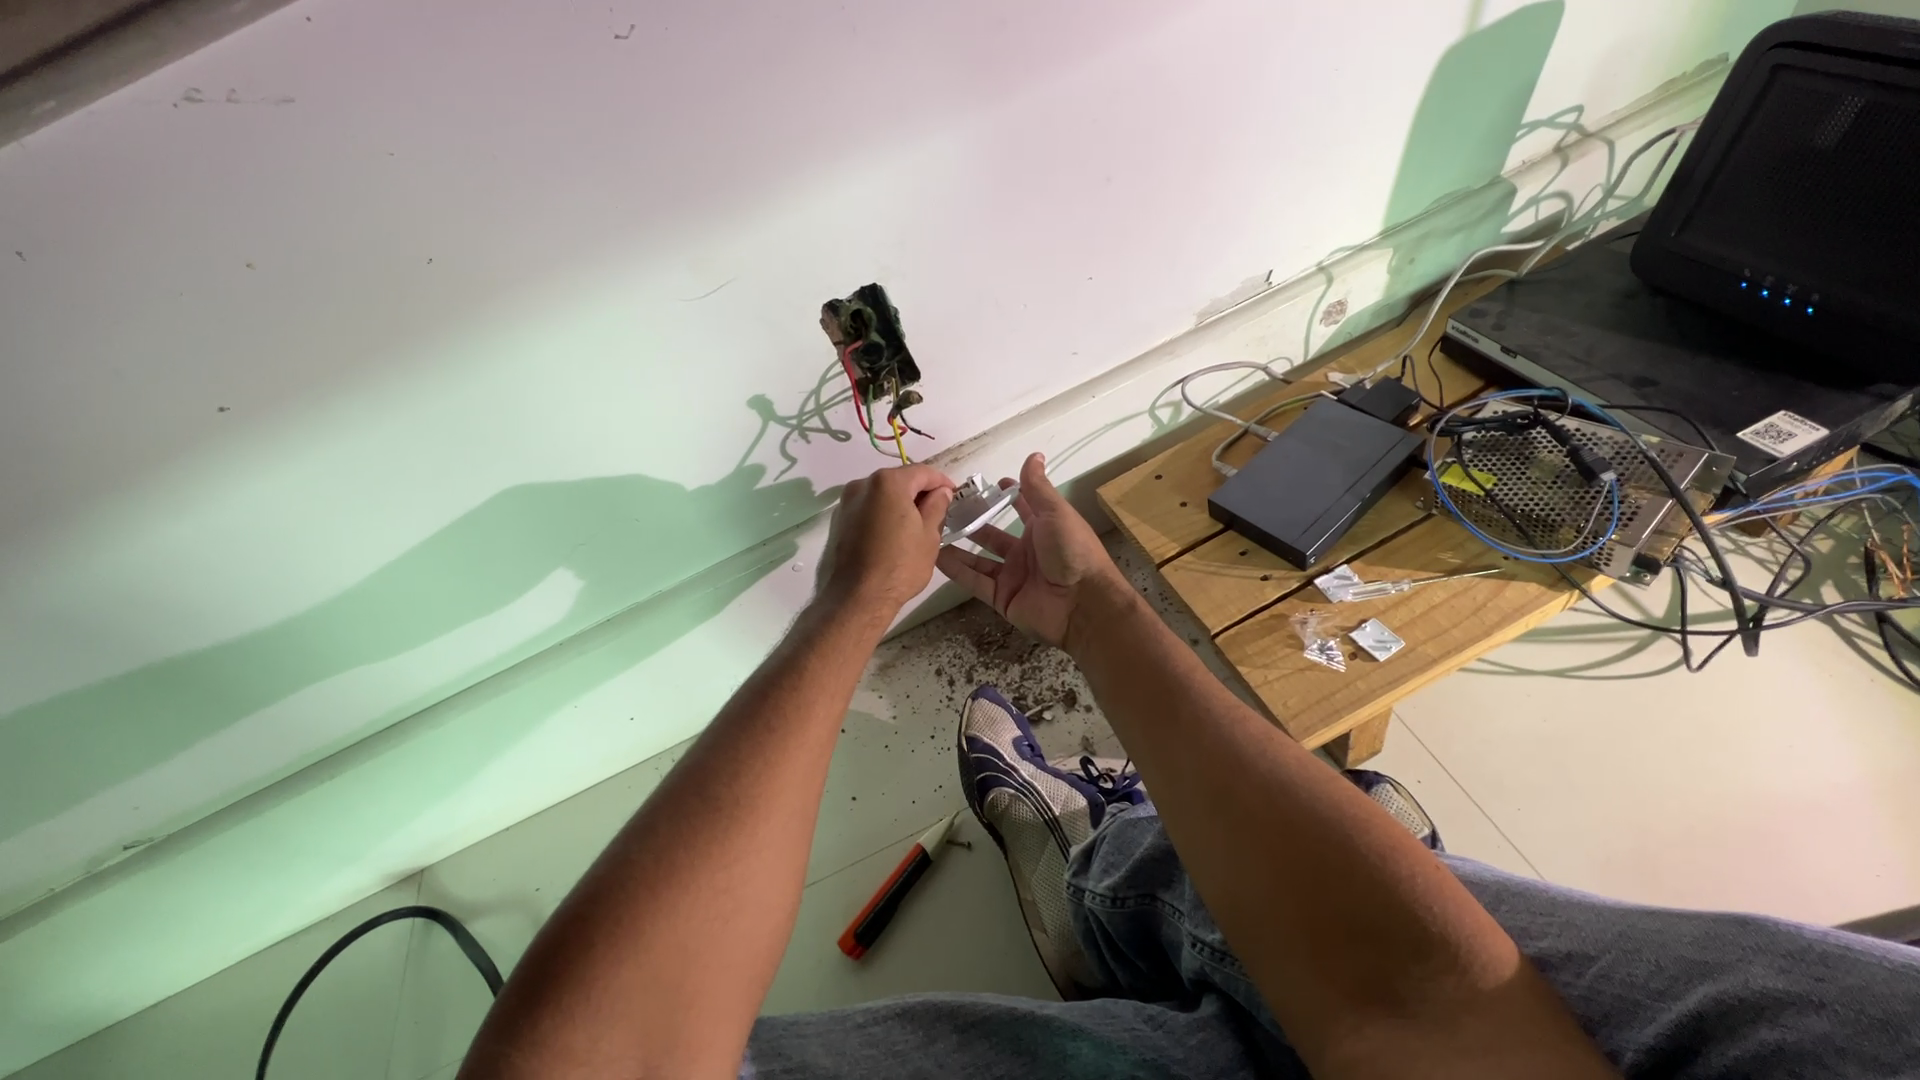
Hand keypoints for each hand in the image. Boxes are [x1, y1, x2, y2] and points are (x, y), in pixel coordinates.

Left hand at [821, 464, 954, 611]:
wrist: (858, 597)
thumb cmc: (900, 565)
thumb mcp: (929, 535)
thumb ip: (937, 506)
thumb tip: (941, 492)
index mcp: (888, 482)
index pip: (922, 472)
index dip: (942, 482)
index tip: (954, 495)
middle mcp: (862, 484)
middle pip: (899, 480)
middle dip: (919, 491)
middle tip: (938, 510)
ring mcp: (846, 502)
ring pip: (882, 494)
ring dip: (900, 503)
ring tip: (916, 524)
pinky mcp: (839, 521)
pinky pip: (868, 508)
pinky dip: (883, 513)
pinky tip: (894, 534)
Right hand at [936, 453, 1121, 647]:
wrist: (1083, 603)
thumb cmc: (1073, 550)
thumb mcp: (1056, 512)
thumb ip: (1038, 487)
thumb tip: (1034, 454)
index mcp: (1042, 529)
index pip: (1021, 508)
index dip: (1006, 496)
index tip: (984, 486)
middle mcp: (1025, 552)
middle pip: (992, 535)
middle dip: (972, 522)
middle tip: (945, 509)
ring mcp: (1012, 576)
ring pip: (978, 559)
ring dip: (958, 546)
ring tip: (933, 531)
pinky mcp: (1001, 598)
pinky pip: (974, 581)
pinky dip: (956, 570)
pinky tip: (935, 556)